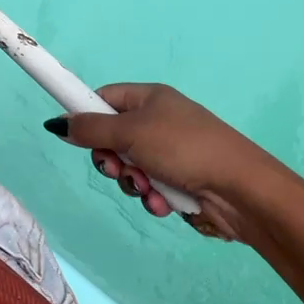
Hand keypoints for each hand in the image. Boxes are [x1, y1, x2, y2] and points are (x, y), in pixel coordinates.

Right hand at [45, 83, 282, 241]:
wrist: (246, 193)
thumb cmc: (185, 148)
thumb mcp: (130, 133)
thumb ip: (89, 128)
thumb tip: (56, 123)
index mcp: (150, 99)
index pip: (104, 99)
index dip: (86, 114)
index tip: (72, 133)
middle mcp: (160, 123)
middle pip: (113, 137)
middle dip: (110, 157)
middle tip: (113, 167)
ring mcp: (173, 154)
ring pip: (130, 166)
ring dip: (131, 181)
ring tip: (146, 189)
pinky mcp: (183, 183)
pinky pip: (151, 187)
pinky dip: (152, 197)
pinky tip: (161, 204)